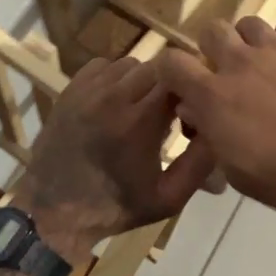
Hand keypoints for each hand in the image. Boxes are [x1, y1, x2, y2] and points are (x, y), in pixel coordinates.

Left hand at [11, 55, 216, 261]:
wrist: (53, 211)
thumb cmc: (116, 207)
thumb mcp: (167, 198)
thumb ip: (199, 165)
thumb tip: (222, 135)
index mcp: (140, 121)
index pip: (179, 79)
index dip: (191, 89)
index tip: (193, 109)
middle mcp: (114, 97)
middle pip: (157, 67)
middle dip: (170, 85)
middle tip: (169, 111)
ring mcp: (88, 90)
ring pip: (130, 64)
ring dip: (143, 81)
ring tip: (141, 107)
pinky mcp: (70, 89)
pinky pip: (103, 65)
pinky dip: (115, 77)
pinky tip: (116, 102)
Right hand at [155, 16, 275, 232]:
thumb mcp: (236, 171)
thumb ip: (211, 133)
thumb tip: (195, 108)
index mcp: (213, 96)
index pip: (171, 62)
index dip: (171, 70)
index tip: (182, 84)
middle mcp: (241, 62)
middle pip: (211, 31)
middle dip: (213, 49)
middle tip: (227, 75)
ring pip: (249, 23)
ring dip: (249, 42)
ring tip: (264, 66)